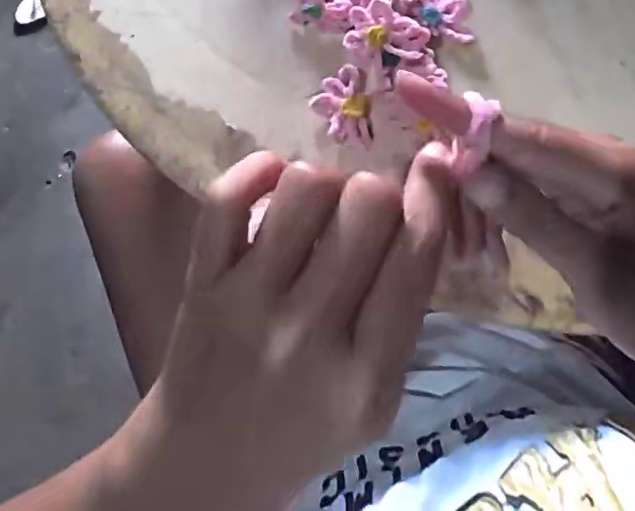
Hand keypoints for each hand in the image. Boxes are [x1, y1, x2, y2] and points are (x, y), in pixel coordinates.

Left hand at [120, 148, 453, 510]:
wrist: (206, 469)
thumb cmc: (308, 426)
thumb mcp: (378, 393)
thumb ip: (404, 306)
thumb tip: (424, 195)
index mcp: (367, 374)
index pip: (416, 251)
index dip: (433, 194)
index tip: (432, 166)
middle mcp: (308, 334)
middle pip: (367, 203)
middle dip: (377, 190)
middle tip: (365, 209)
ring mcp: (247, 303)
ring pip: (304, 185)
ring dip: (323, 181)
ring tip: (319, 207)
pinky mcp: (202, 282)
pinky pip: (229, 195)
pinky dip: (259, 171)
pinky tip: (275, 184)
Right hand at [396, 73, 634, 382]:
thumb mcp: (594, 274)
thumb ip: (531, 216)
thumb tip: (467, 166)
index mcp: (610, 168)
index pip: (522, 134)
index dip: (461, 113)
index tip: (409, 85)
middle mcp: (599, 153)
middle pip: (514, 145)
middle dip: (468, 175)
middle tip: (442, 224)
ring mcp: (591, 167)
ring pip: (515, 163)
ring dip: (484, 199)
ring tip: (470, 251)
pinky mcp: (584, 185)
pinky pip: (529, 180)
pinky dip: (502, 206)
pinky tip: (491, 242)